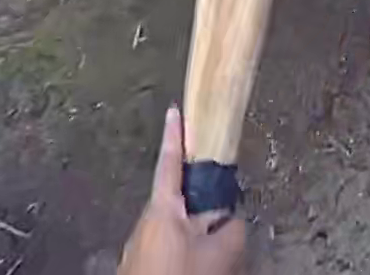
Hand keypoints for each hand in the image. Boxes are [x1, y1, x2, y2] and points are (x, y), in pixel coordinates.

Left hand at [119, 107, 247, 274]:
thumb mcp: (222, 252)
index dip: (175, 135)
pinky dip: (184, 253)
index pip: (170, 163)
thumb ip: (232, 225)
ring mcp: (138, 253)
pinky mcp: (138, 271)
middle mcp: (145, 226)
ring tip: (210, 253)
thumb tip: (229, 217)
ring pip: (174, 229)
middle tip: (218, 213)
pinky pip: (168, 251)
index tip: (175, 111)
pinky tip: (197, 267)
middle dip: (199, 202)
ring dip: (193, 232)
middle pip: (178, 200)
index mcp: (162, 211)